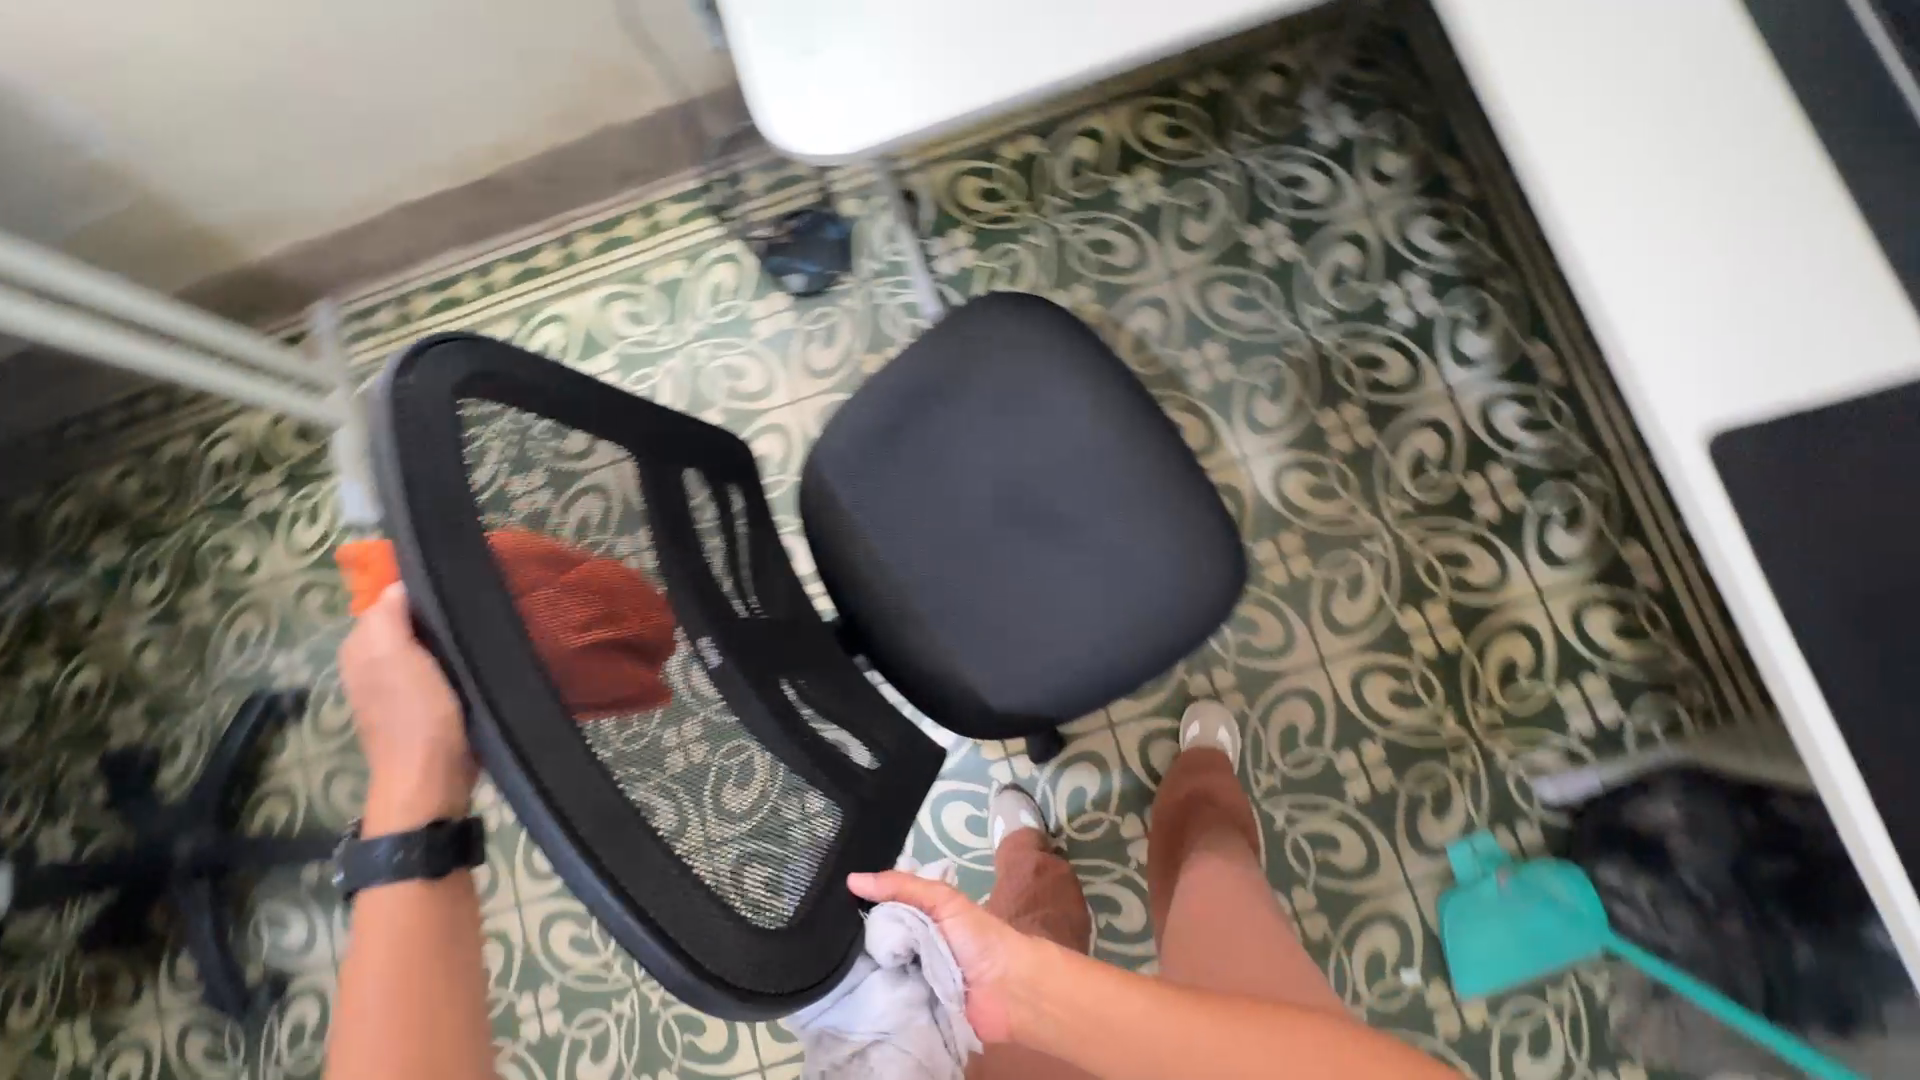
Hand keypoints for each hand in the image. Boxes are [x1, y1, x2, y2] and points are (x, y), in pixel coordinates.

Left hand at [338, 583, 475, 833]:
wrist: (433, 777)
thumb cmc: (416, 713)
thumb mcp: (394, 656)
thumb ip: (388, 616)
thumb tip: (399, 585)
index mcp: (362, 646)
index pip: (388, 599)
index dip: (417, 588)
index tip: (456, 582)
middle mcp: (374, 661)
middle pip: (409, 620)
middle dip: (438, 611)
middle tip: (476, 605)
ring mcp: (400, 684)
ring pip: (427, 642)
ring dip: (451, 635)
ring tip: (483, 628)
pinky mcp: (427, 702)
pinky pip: (440, 664)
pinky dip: (457, 658)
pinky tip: (478, 657)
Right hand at [847, 870, 1046, 1043]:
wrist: (1008, 989)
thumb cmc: (978, 936)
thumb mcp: (942, 900)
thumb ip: (902, 886)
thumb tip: (852, 879)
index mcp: (920, 918)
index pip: (881, 911)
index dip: (857, 908)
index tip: (827, 905)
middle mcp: (913, 947)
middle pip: (876, 944)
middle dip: (854, 944)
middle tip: (822, 941)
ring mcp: (913, 979)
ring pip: (877, 973)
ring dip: (860, 973)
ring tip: (828, 969)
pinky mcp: (914, 1009)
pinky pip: (887, 1002)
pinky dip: (874, 999)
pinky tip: (847, 997)